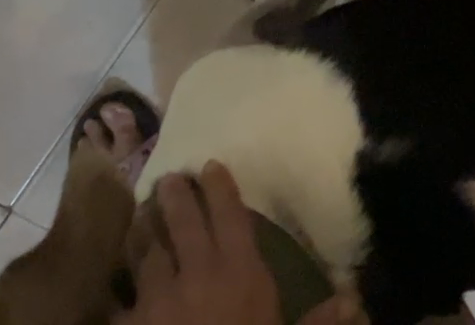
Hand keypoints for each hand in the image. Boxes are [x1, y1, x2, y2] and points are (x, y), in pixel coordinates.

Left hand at [115, 162, 361, 324]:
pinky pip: (123, 299)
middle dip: (175, 196)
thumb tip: (355, 299)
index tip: (210, 165)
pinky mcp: (130, 324)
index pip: (231, 217)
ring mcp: (159, 299)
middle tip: (169, 177)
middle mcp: (199, 274)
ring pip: (149, 253)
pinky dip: (122, 290)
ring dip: (145, 233)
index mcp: (241, 274)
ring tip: (142, 218)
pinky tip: (119, 285)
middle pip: (183, 223)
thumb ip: (317, 322)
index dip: (221, 189)